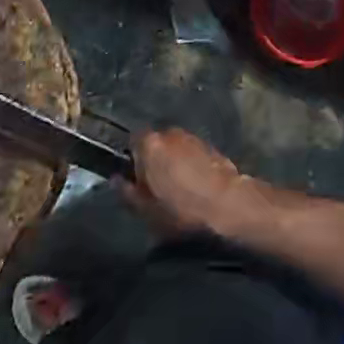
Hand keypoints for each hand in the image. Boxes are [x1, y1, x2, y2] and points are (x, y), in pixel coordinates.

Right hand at [123, 128, 259, 238]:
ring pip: (174, 146)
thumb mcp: (144, 210)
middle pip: (155, 142)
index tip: (132, 177)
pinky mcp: (210, 144)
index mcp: (151, 144)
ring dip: (172, 160)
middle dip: (152, 158)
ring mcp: (193, 136)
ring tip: (174, 185)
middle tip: (152, 184)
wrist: (226, 202)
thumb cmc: (179, 208)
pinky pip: (191, 151)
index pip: (133, 140)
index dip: (131, 158)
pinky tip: (192, 181)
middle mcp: (171, 133)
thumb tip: (117, 179)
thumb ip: (126, 192)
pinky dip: (188, 162)